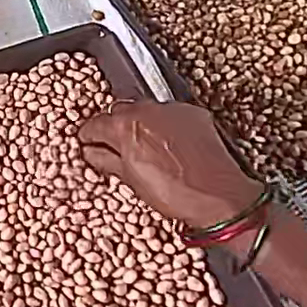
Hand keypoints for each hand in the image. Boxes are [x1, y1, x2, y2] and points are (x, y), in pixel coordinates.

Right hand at [78, 100, 264, 229]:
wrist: (218, 196)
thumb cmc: (175, 192)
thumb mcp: (130, 179)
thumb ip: (106, 160)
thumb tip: (92, 153)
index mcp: (124, 126)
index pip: (94, 124)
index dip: (88, 137)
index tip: (88, 143)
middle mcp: (147, 111)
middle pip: (118, 112)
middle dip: (113, 127)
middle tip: (113, 147)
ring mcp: (171, 110)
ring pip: (144, 110)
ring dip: (138, 124)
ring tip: (141, 148)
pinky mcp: (193, 114)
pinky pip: (168, 114)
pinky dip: (163, 125)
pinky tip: (165, 145)